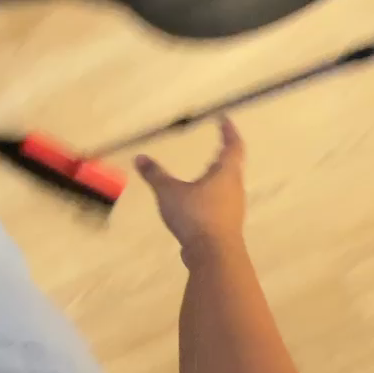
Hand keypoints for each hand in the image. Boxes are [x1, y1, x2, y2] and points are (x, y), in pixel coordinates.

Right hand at [135, 117, 246, 258]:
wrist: (213, 252)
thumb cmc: (195, 215)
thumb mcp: (168, 192)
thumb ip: (155, 174)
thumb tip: (140, 157)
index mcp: (225, 174)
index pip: (232, 146)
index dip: (229, 131)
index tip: (224, 119)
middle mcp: (234, 187)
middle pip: (232, 165)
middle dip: (224, 154)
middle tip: (215, 145)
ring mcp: (232, 206)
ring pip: (226, 184)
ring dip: (217, 174)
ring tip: (204, 170)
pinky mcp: (225, 221)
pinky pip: (219, 200)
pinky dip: (210, 192)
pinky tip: (196, 199)